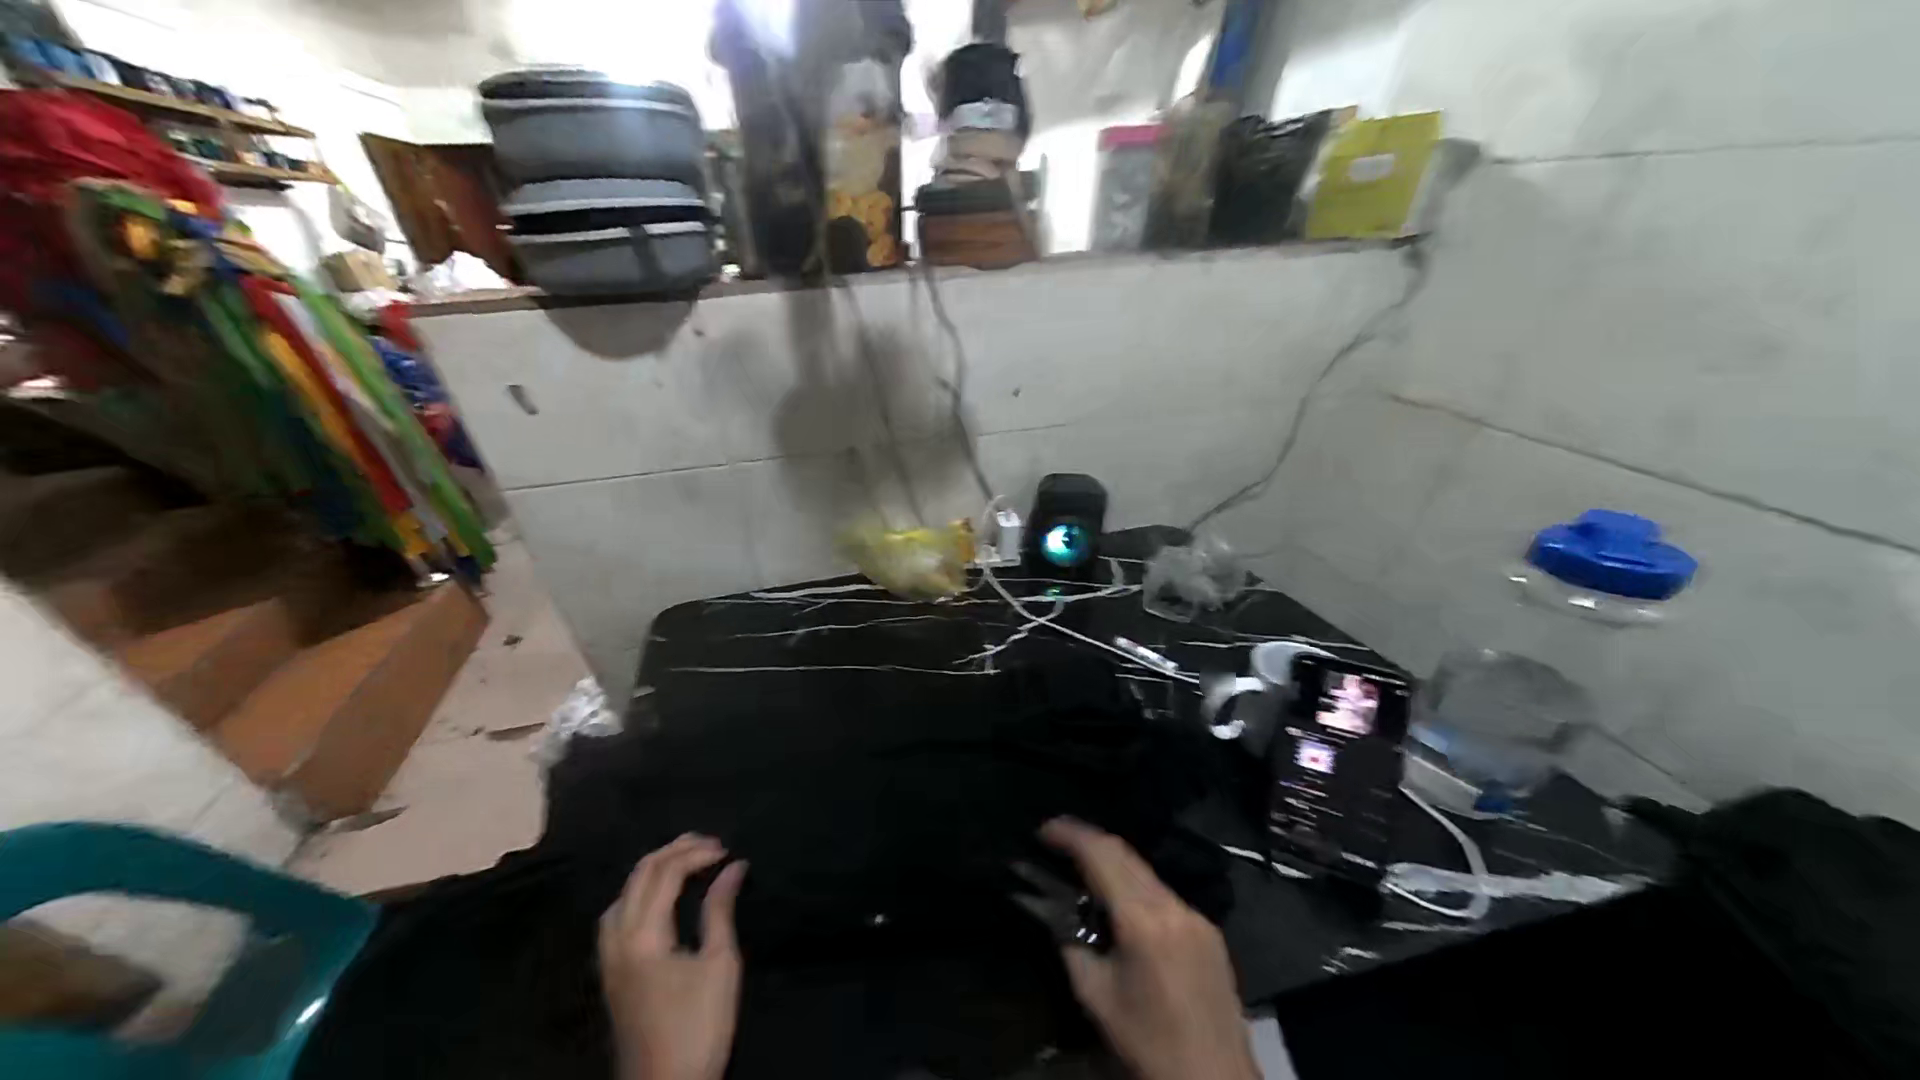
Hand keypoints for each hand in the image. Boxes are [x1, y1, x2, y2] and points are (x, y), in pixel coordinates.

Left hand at [599, 834, 748, 1079]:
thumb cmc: (699, 1026)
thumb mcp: (720, 964)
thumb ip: (720, 909)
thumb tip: (733, 866)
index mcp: (643, 936)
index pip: (665, 874)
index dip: (696, 853)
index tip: (727, 850)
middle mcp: (618, 940)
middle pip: (638, 876)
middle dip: (673, 851)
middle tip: (709, 843)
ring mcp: (609, 959)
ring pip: (622, 894)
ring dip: (652, 870)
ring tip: (684, 862)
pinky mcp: (611, 974)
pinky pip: (616, 916)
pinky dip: (638, 893)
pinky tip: (657, 899)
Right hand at [1040, 818, 1258, 1079]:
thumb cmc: (1147, 1042)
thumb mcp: (1095, 995)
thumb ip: (1069, 943)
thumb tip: (1050, 909)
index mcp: (1142, 920)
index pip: (1102, 855)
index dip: (1070, 834)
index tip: (1044, 830)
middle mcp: (1173, 905)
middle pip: (1124, 852)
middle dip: (1088, 841)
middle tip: (1057, 841)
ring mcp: (1196, 915)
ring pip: (1145, 871)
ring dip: (1112, 863)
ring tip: (1083, 872)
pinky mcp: (1209, 931)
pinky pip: (1164, 893)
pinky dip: (1136, 887)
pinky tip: (1121, 906)